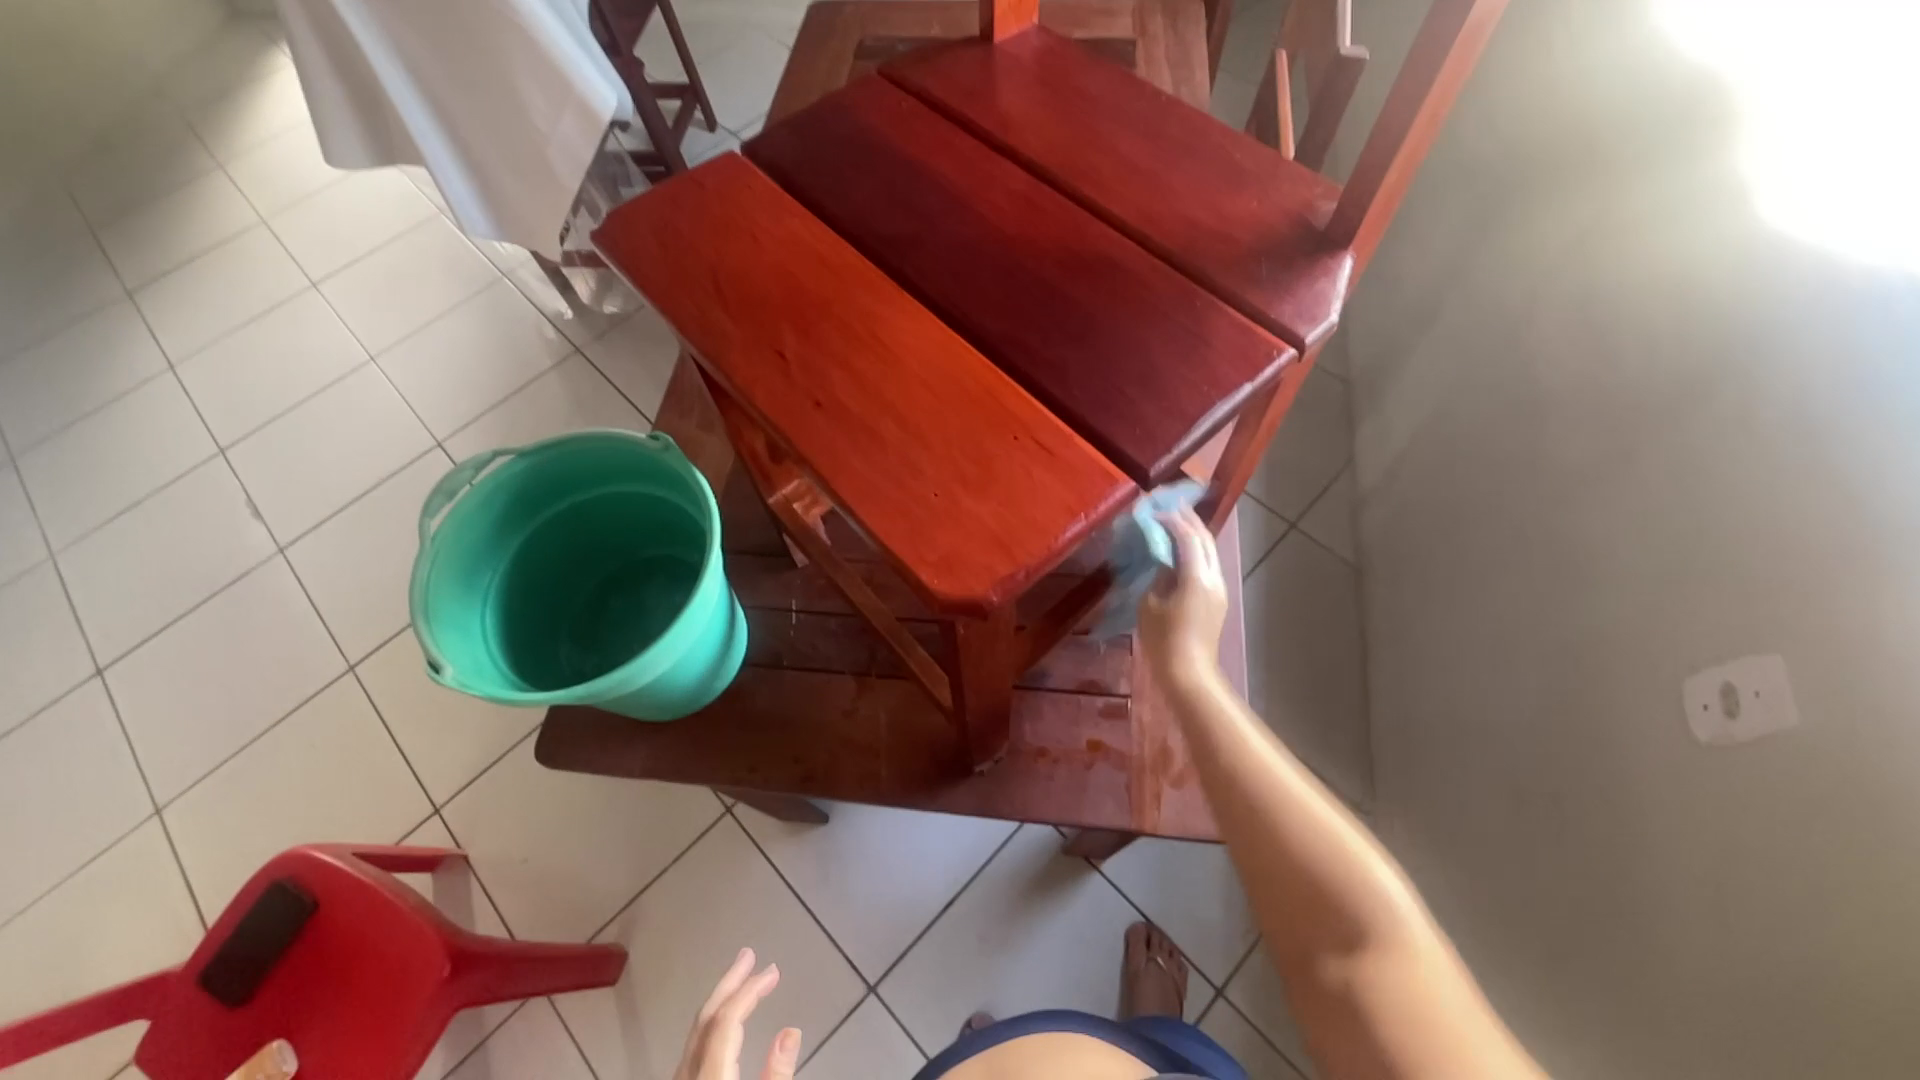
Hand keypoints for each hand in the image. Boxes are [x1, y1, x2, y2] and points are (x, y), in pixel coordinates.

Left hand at [673, 948, 800, 1079]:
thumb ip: (777, 1073)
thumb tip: (791, 1032)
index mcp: (710, 1073)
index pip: (726, 1020)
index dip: (749, 990)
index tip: (772, 971)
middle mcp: (689, 1072)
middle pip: (706, 1017)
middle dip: (729, 982)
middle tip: (748, 954)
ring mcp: (681, 1077)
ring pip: (697, 1027)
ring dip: (720, 997)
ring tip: (739, 976)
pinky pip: (696, 1040)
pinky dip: (713, 1017)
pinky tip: (724, 1016)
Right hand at [1137, 505, 1228, 692]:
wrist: (1188, 673)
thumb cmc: (1164, 640)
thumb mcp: (1151, 604)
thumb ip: (1159, 575)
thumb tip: (1165, 560)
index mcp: (1197, 577)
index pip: (1188, 537)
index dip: (1172, 519)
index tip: (1154, 509)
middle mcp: (1214, 578)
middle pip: (1205, 539)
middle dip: (1189, 520)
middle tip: (1170, 506)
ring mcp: (1219, 589)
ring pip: (1209, 551)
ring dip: (1194, 534)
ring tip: (1175, 522)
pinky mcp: (1217, 599)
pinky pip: (1207, 565)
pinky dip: (1195, 551)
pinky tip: (1181, 549)